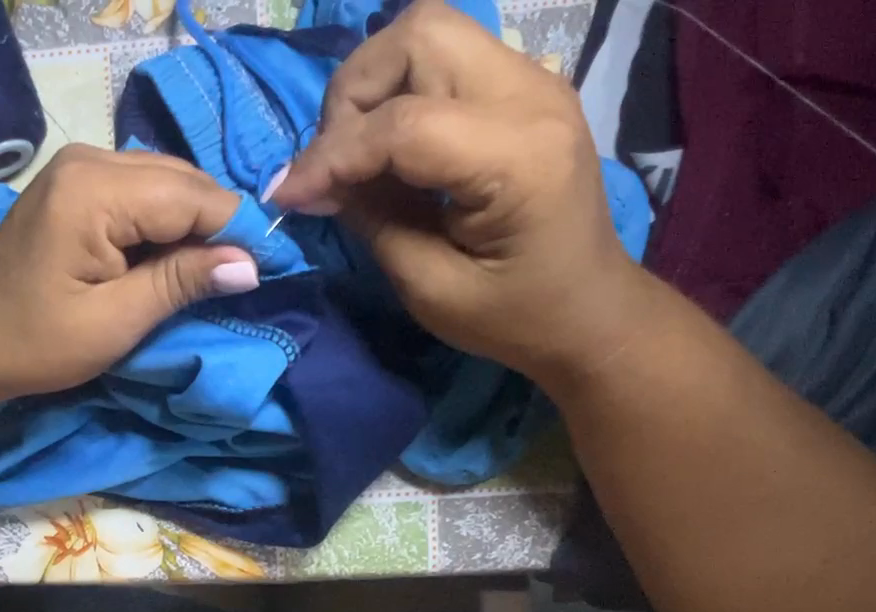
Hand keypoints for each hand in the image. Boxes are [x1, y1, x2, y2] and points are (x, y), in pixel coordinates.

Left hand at [0, 145, 255, 412]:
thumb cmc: (34, 344)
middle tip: (241, 277)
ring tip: (207, 273)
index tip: (267, 273)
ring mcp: (77, 167)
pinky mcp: (73, 184)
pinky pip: (139, 192)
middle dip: (216, 227)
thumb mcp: (114, 322)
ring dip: (191, 225)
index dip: (236, 234)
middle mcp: (88, 159)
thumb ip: (181, 284)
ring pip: (165, 183)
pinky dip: (163, 223)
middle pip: (182, 181)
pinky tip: (168, 259)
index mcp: (94, 189)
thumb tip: (251, 264)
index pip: (193, 197)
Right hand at [269, 0, 654, 375]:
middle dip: (352, 95)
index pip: (403, 123)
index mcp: (518, 159)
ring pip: (426, 31)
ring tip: (356, 152)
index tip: (287, 194)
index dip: (330, 155)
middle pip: (417, 36)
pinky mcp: (522, 84)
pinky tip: (389, 146)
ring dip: (373, 85)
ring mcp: (533, 80)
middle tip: (333, 164)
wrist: (588, 309)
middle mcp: (532, 96)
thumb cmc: (513, 316)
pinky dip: (398, 90)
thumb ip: (371, 222)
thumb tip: (310, 184)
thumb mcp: (429, 288)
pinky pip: (444, 56)